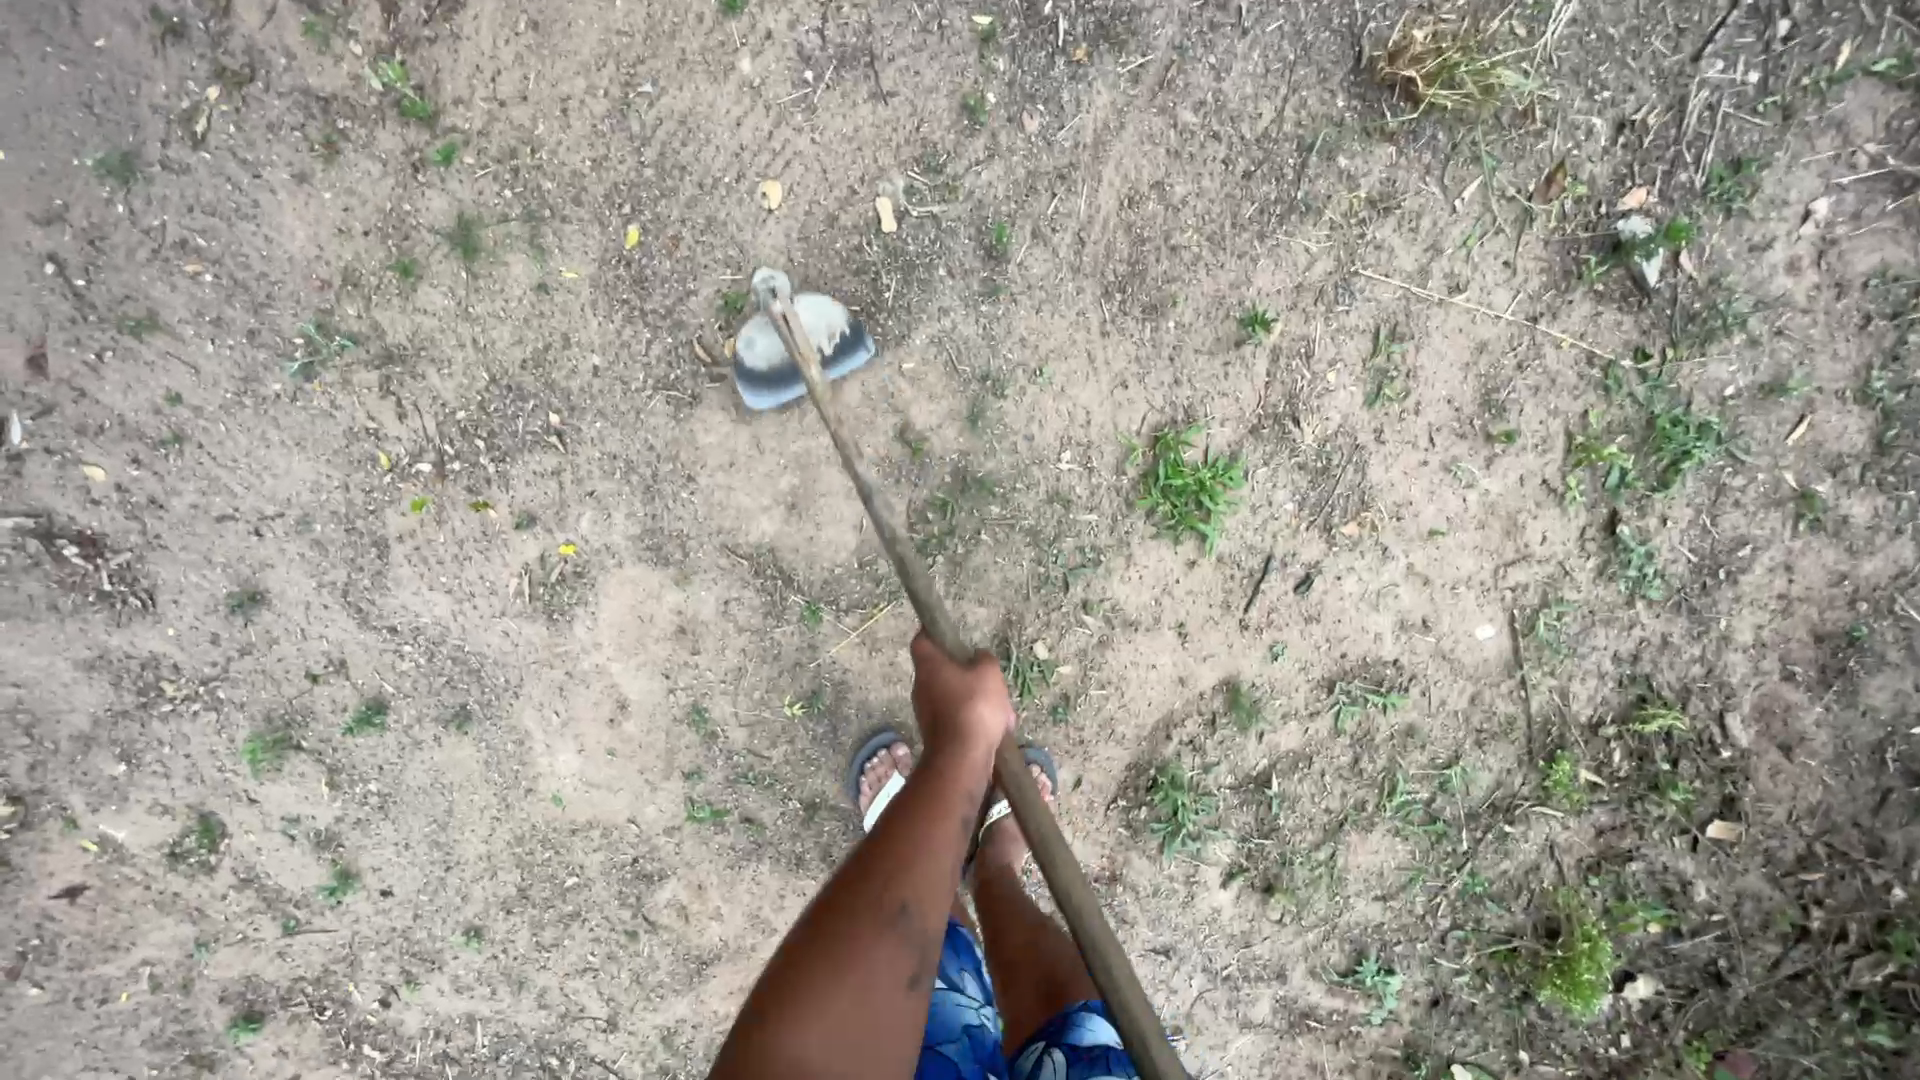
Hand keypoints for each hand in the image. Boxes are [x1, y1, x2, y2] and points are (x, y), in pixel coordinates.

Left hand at [909, 631, 1014, 767]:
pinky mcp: (937, 733)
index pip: (922, 639)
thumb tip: (978, 659)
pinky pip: (957, 717)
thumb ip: (984, 659)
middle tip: (987, 676)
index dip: (934, 633)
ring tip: (1002, 709)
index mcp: (928, 666)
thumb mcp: (989, 673)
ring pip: (953, 695)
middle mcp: (921, 686)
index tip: (950, 634)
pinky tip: (997, 728)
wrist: (962, 758)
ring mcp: (926, 712)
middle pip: (941, 669)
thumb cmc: (974, 706)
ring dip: (976, 699)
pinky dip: (975, 720)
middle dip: (966, 672)